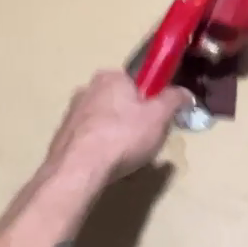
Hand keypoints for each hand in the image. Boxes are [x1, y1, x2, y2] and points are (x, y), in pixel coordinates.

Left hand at [44, 70, 192, 181]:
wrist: (79, 170)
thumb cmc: (123, 136)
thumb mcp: (159, 116)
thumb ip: (174, 99)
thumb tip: (185, 92)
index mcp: (110, 77)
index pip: (135, 81)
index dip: (149, 98)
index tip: (157, 117)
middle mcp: (87, 88)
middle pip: (119, 101)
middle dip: (132, 117)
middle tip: (145, 138)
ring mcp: (71, 113)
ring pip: (103, 120)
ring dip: (114, 133)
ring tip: (126, 155)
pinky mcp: (62, 136)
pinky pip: (89, 138)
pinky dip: (99, 147)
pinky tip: (107, 163)